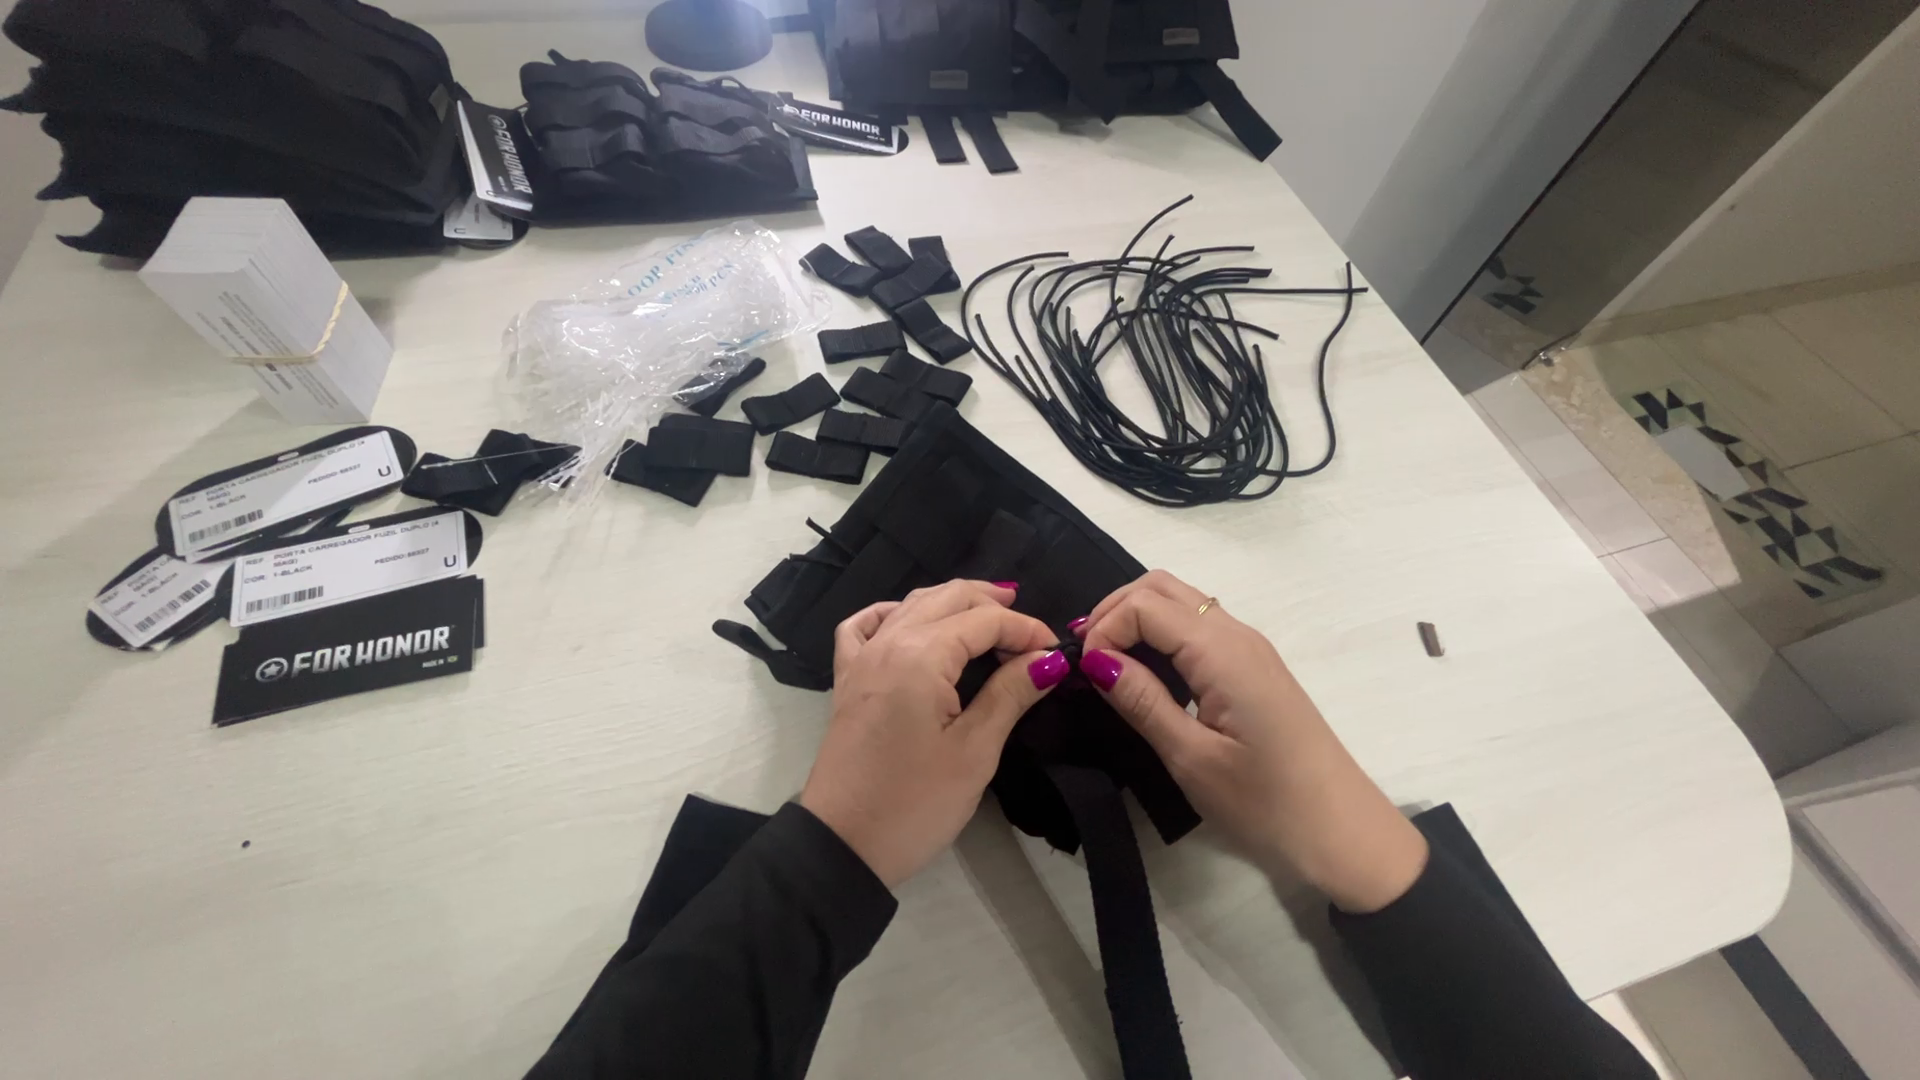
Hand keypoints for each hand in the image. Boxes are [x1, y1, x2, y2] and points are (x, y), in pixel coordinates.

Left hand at [799, 581, 1070, 887]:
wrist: (841, 845)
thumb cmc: (914, 804)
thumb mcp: (974, 752)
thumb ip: (1010, 695)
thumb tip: (1049, 659)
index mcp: (921, 655)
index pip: (983, 620)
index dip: (1026, 629)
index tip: (1056, 654)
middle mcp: (888, 642)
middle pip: (947, 598)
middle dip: (993, 604)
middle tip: (1030, 631)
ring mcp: (862, 658)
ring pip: (912, 604)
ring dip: (953, 602)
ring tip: (990, 615)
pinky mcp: (847, 680)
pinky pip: (865, 626)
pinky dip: (893, 613)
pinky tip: (912, 622)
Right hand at [1076, 571, 1428, 912]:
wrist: (1346, 837)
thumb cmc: (1266, 804)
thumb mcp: (1191, 759)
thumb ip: (1141, 701)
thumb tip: (1094, 660)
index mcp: (1223, 652)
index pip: (1145, 605)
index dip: (1105, 628)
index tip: (1085, 672)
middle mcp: (1238, 634)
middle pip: (1163, 587)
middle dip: (1115, 610)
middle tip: (1086, 656)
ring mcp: (1249, 648)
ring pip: (1181, 602)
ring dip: (1136, 617)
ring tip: (1104, 660)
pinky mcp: (1253, 667)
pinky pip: (1197, 626)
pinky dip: (1160, 632)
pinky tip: (1143, 669)